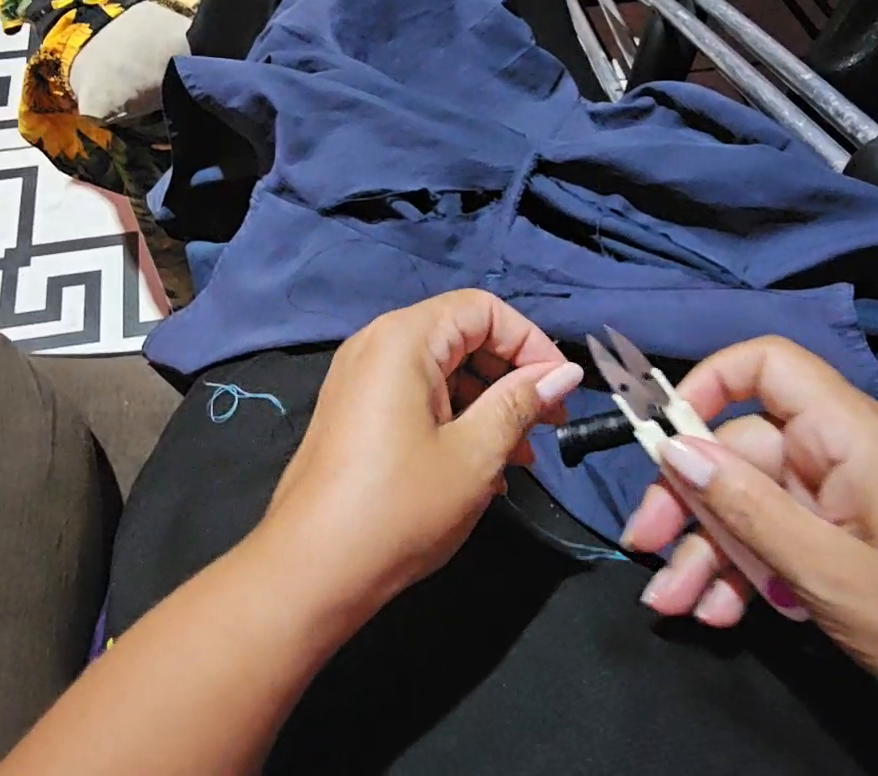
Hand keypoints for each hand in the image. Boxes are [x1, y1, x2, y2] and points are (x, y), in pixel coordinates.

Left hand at [254, 289, 582, 609]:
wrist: (312, 568)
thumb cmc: (401, 505)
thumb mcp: (476, 453)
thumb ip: (521, 402)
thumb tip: (565, 372)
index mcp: (404, 338)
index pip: (482, 310)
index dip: (531, 342)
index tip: (562, 388)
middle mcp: (377, 345)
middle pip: (461, 336)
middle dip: (512, 375)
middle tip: (549, 423)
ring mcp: (361, 379)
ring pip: (442, 371)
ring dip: (488, 404)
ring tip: (522, 456)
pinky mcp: (356, 413)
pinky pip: (417, 397)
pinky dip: (455, 419)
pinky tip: (483, 468)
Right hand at [620, 337, 877, 728]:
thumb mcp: (829, 573)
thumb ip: (746, 507)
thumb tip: (672, 450)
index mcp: (852, 436)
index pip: (769, 365)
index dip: (708, 383)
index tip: (664, 433)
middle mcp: (841, 451)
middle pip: (741, 449)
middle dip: (690, 501)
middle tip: (644, 543)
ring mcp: (840, 494)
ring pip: (749, 500)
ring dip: (708, 549)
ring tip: (672, 602)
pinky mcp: (841, 531)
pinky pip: (775, 533)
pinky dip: (744, 570)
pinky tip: (718, 611)